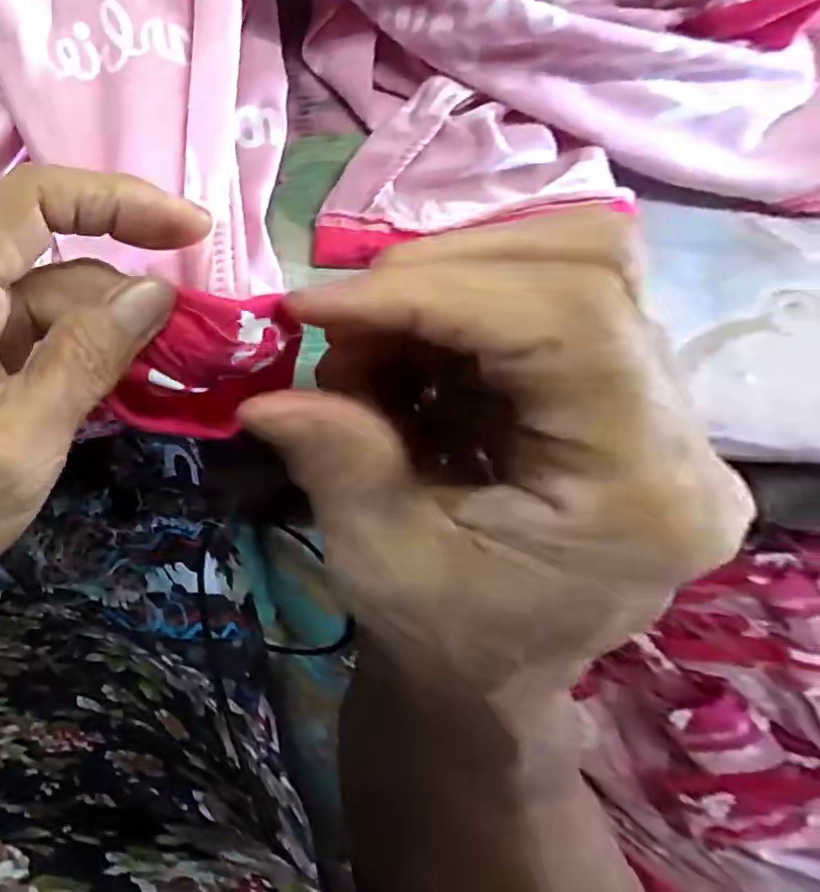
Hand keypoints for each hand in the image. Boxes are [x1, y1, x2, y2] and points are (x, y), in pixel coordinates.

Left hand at [0, 165, 211, 651]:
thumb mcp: (25, 435)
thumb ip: (87, 355)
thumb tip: (156, 289)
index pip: (29, 202)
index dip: (112, 197)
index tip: (188, 228)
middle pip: (49, 249)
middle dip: (122, 277)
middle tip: (192, 323)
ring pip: (53, 294)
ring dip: (110, 320)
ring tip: (166, 361)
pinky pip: (43, 331)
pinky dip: (86, 346)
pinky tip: (124, 374)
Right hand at [239, 210, 753, 700]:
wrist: (484, 664)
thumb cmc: (441, 627)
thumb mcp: (376, 554)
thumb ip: (336, 463)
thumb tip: (264, 399)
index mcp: (635, 484)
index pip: (566, 325)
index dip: (426, 295)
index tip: (308, 310)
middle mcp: (665, 425)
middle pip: (581, 268)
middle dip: (425, 278)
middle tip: (334, 328)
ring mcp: (636, 398)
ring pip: (557, 265)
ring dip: (424, 290)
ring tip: (358, 359)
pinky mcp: (585, 384)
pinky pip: (516, 298)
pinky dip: (423, 313)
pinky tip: (383, 368)